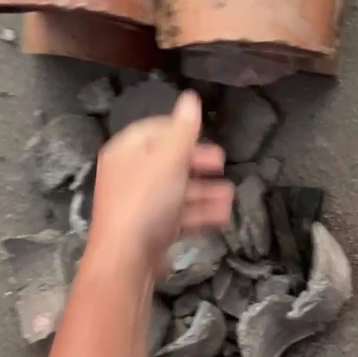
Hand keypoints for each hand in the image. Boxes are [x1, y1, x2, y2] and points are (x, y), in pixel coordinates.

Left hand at [88, 91, 232, 270]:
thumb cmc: (145, 202)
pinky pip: (179, 216)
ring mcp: (141, 206)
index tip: (205, 133)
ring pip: (176, 192)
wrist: (126, 258)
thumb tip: (191, 98)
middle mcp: (131, 176)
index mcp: (127, 152)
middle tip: (221, 163)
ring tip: (230, 194)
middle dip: (197, 163)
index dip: (181, 129)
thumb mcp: (168, 159)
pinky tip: (223, 214)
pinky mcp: (152, 231)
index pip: (154, 130)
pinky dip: (200, 213)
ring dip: (205, 191)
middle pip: (167, 162)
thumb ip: (184, 130)